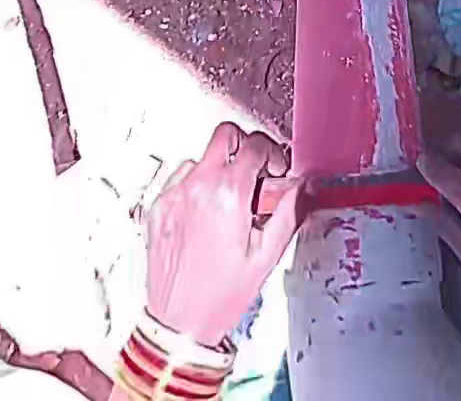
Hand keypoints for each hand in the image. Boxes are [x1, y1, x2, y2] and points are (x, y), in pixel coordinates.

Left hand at [144, 123, 308, 344]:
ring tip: (228, 197)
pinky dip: (195, 183)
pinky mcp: (157, 208)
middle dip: (244, 145)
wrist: (177, 328)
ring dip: (219, 168)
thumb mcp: (266, 255)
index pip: (255, 144)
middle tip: (253, 170)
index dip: (272, 153)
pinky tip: (204, 208)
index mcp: (228, 193)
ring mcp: (173, 195)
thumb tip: (303, 187)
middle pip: (225, 134)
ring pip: (202, 156)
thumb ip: (289, 212)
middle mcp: (198, 187)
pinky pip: (180, 177)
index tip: (275, 168)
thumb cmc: (219, 296)